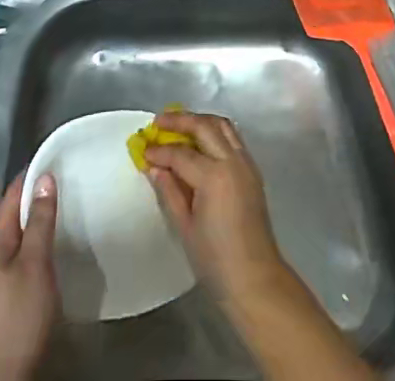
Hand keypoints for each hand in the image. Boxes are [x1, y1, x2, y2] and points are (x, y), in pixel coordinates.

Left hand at [0, 175, 58, 380]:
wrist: (4, 370)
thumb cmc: (20, 313)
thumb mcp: (35, 262)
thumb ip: (39, 221)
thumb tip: (44, 178)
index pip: (13, 191)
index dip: (35, 170)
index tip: (64, 153)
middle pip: (16, 207)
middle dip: (41, 188)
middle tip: (76, 172)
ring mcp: (0, 266)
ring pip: (23, 225)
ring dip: (43, 210)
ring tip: (74, 196)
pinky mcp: (11, 281)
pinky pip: (27, 242)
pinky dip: (44, 230)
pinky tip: (63, 232)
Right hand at [143, 111, 285, 300]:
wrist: (253, 274)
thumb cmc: (214, 258)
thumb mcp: (184, 226)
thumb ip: (170, 191)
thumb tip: (155, 166)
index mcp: (215, 176)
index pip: (182, 153)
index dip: (159, 150)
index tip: (142, 149)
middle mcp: (233, 161)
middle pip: (206, 127)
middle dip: (181, 120)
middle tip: (158, 121)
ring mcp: (247, 162)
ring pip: (224, 126)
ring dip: (201, 121)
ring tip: (178, 124)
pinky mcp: (253, 169)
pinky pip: (233, 138)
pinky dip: (215, 131)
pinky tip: (200, 141)